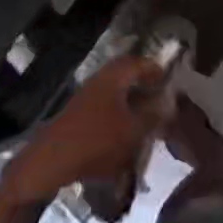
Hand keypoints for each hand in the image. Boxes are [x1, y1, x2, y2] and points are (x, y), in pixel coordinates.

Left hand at [0, 56, 172, 205]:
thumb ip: (153, 115)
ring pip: (115, 91)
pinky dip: (119, 113)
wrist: (53, 160)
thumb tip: (168, 102)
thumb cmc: (97, 140)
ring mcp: (86, 97)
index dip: (154, 68)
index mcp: (113, 77)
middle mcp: (99, 80)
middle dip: (143, 83)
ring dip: (131, 100)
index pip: (137, 62)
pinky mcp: (79, 114)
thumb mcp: (133, 131)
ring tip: (147, 117)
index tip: (169, 78)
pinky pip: (105, 106)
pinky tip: (126, 133)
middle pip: (125, 75)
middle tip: (160, 97)